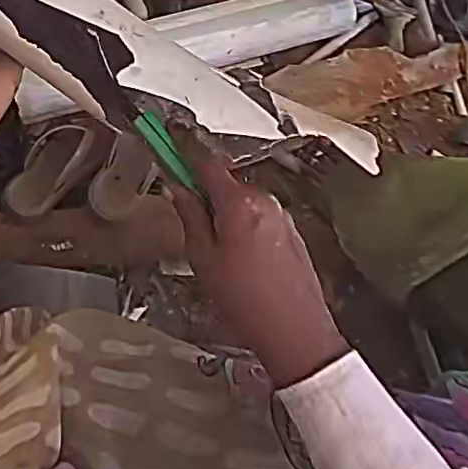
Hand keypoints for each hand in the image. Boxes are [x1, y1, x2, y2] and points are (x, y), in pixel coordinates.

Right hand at [168, 139, 347, 387]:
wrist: (299, 338)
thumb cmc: (246, 301)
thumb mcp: (202, 257)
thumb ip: (188, 214)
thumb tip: (176, 186)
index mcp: (238, 202)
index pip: (204, 159)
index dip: (182, 142)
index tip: (167, 130)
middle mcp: (263, 200)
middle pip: (223, 177)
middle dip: (200, 183)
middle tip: (181, 198)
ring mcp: (281, 214)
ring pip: (239, 196)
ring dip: (220, 203)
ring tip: (209, 239)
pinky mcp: (290, 230)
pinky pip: (256, 211)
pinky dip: (239, 216)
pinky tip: (233, 248)